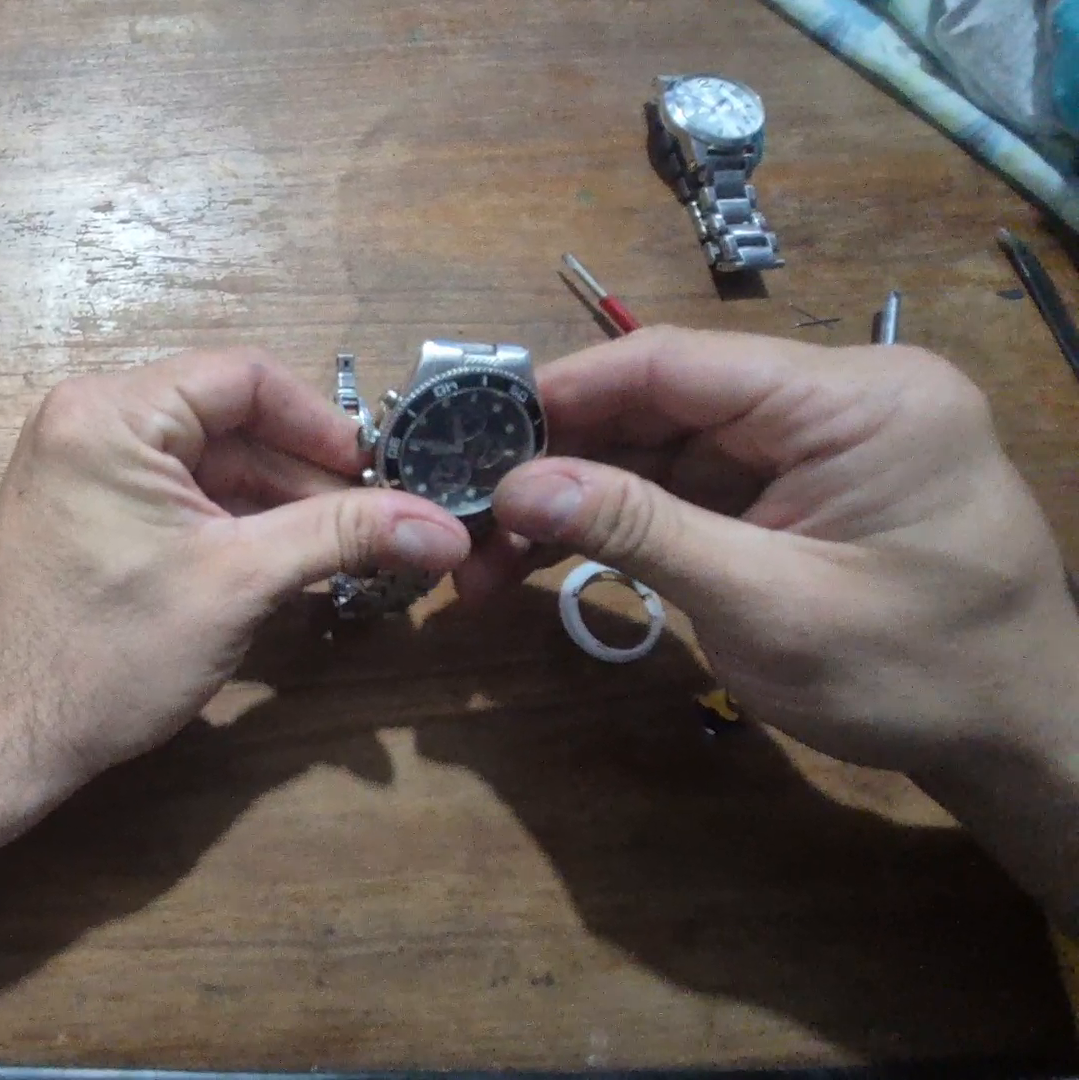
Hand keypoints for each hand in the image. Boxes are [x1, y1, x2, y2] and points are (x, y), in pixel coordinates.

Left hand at [0, 348, 471, 794]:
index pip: (241, 378)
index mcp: (110, 412)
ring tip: (338, 551)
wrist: (7, 734)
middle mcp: (87, 420)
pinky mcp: (82, 508)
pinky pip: (171, 495)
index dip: (319, 422)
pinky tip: (278, 559)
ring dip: (269, 504)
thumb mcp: (238, 583)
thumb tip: (446, 527)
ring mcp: (78, 464)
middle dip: (300, 474)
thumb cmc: (112, 654)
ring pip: (201, 463)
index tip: (376, 472)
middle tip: (371, 522)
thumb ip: (342, 537)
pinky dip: (227, 523)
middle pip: (223, 421)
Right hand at [455, 326, 1078, 777]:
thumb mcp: (767, 602)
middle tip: (462, 511)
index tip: (470, 432)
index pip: (673, 363)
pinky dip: (586, 525)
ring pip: (631, 453)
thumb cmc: (915, 674)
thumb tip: (514, 488)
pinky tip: (526, 557)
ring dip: (554, 503)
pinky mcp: (753, 490)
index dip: (562, 391)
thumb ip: (639, 531)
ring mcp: (779, 448)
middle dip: (546, 462)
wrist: (1011, 740)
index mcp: (852, 401)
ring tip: (482, 558)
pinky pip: (649, 491)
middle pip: (641, 407)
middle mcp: (812, 405)